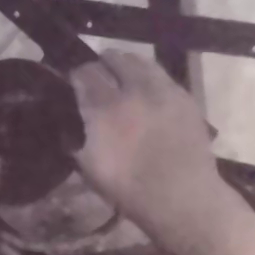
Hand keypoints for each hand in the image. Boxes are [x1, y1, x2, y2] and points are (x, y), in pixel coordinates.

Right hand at [69, 50, 218, 219]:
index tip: (72, 82)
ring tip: (122, 75)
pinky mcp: (185, 98)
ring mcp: (164, 90)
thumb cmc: (128, 187)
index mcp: (104, 107)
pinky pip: (163, 77)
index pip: (84, 73)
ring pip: (142, 62)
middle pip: (115, 59)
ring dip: (128, 64)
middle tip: (97, 74)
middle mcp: (134, 89)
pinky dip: (150, 78)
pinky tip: (147, 92)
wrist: (181, 196)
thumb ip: (76, 141)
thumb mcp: (89, 167)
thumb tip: (69, 129)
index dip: (75, 75)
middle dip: (102, 63)